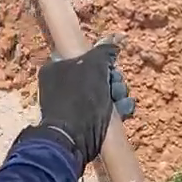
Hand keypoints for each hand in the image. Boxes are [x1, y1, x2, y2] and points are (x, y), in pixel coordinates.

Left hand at [30, 40, 134, 164]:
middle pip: (98, 75)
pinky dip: (118, 109)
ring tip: (120, 101)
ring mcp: (74, 105)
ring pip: (105, 93)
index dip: (101, 61)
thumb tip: (114, 42)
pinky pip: (107, 110)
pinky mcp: (86, 123)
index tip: (109, 67)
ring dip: (119, 94)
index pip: (85, 57)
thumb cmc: (80, 98)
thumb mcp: (94, 66)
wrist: (73, 139)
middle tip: (115, 86)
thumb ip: (104, 52)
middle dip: (113, 80)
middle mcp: (62, 86)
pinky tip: (124, 110)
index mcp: (56, 68)